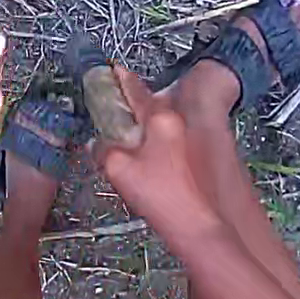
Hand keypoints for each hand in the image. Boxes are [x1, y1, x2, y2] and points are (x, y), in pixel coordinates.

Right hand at [92, 66, 221, 237]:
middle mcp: (181, 125)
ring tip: (130, 150)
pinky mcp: (203, 161)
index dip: (122, 80)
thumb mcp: (119, 171)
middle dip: (133, 113)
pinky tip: (151, 171)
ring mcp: (196, 142)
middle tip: (115, 119)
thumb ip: (104, 151)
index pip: (137, 92)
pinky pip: (174, 146)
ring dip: (147, 134)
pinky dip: (160, 150)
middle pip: (152, 110)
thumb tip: (96, 145)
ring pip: (163, 130)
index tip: (114, 69)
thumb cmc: (163, 197)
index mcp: (162, 120)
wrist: (203, 229)